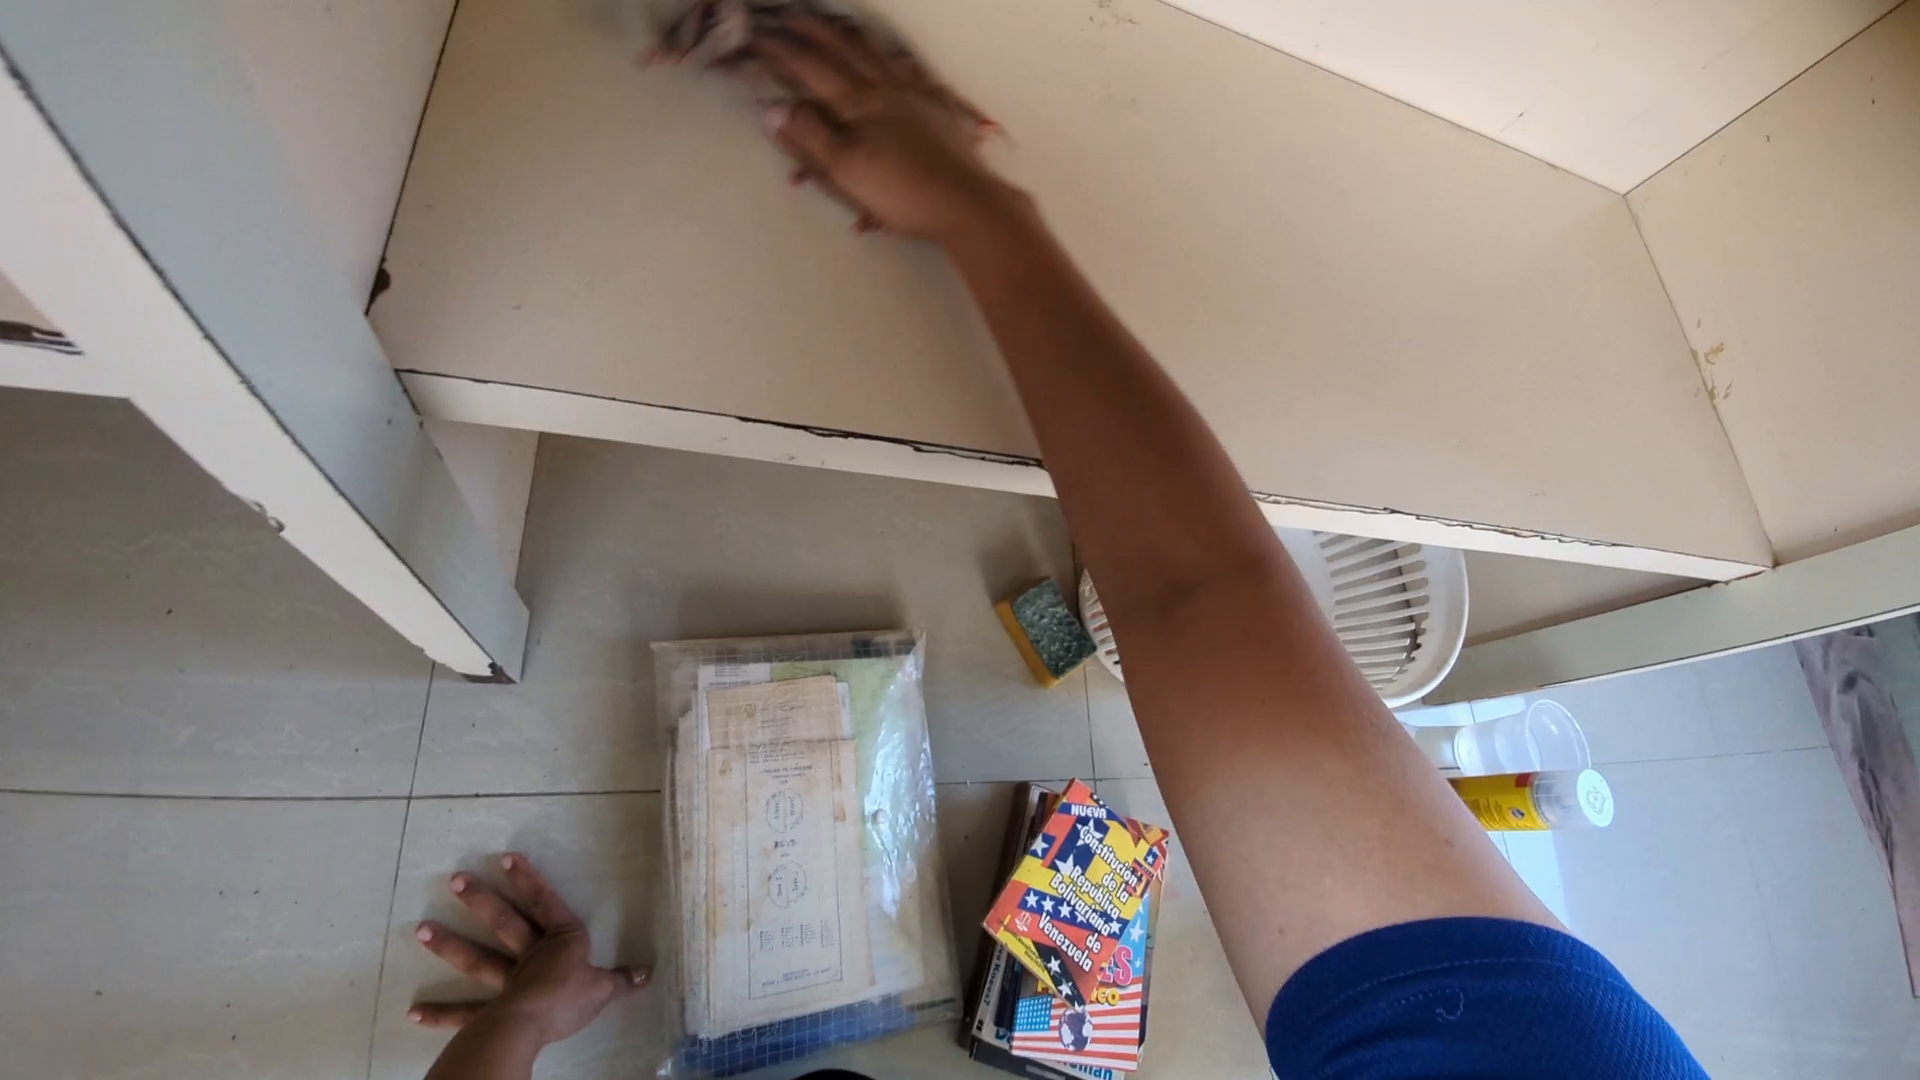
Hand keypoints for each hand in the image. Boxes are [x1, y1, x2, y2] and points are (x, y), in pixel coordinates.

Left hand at [410, 853, 648, 1046]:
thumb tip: (649, 972)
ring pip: (477, 960)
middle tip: (455, 879)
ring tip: (422, 929)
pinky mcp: (489, 1013)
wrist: (533, 1027)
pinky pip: (463, 1013)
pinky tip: (413, 1010)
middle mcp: (530, 956)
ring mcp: (506, 983)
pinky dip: (440, 1013)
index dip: (528, 879)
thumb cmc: (569, 998)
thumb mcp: (605, 988)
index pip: (546, 903)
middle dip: (482, 900)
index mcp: (561, 943)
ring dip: (450, 945)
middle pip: (506, 923)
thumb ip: (623, 979)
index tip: (506, 857)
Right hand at [747, 14, 1029, 240]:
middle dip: (813, 32)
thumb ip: (812, 138)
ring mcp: (916, 96)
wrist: (965, 201)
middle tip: (790, 13)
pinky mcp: (940, 110)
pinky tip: (898, 59)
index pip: (811, 68)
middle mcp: (885, 90)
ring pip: (878, 55)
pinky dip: (899, 60)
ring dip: (853, 37)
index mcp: (857, 104)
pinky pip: (915, 74)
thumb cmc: (902, 193)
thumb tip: (772, 108)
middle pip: (843, 51)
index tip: (756, 35)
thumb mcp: (848, 171)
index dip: (781, 51)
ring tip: (839, 24)